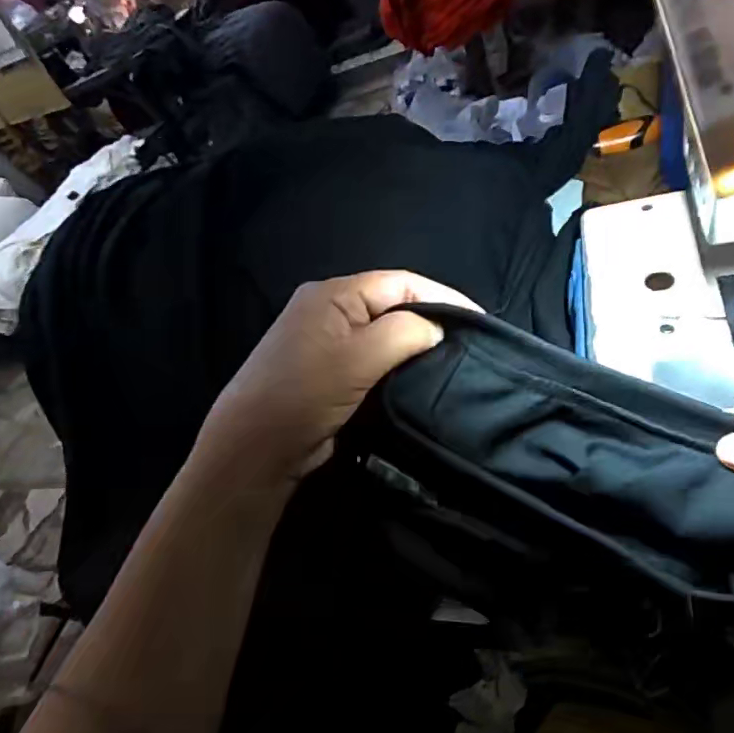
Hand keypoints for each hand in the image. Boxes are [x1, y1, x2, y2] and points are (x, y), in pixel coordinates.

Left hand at [195, 271, 479, 483]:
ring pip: (385, 333)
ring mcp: (328, 342)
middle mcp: (329, 310)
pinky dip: (399, 363)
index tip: (478, 319)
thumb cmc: (304, 394)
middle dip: (431, 318)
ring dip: (416, 343)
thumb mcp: (359, 357)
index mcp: (332, 294)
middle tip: (468, 341)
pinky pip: (374, 358)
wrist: (255, 450)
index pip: (399, 282)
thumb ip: (405, 332)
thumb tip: (438, 329)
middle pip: (393, 304)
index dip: (442, 296)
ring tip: (452, 358)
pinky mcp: (331, 372)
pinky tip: (421, 376)